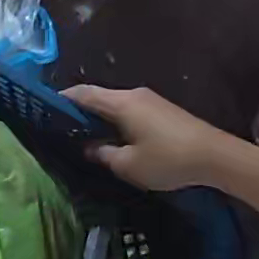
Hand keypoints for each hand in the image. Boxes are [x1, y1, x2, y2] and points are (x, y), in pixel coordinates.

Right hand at [61, 85, 245, 191]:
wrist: (215, 155)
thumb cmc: (168, 159)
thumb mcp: (129, 165)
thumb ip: (104, 154)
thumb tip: (89, 147)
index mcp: (121, 103)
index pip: (83, 93)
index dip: (61, 99)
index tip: (43, 109)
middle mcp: (133, 94)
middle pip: (98, 96)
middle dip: (78, 109)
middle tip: (59, 127)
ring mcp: (149, 100)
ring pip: (114, 104)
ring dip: (97, 116)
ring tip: (81, 135)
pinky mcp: (161, 110)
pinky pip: (128, 110)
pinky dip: (114, 120)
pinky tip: (110, 137)